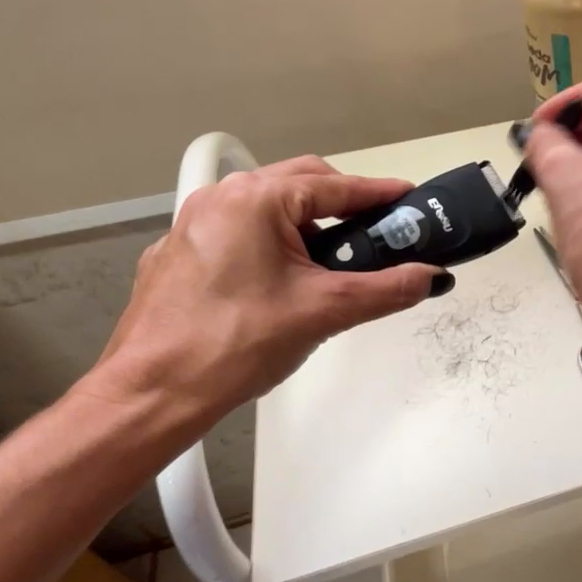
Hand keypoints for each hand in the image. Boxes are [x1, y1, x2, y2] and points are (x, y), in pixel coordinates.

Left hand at [81, 156, 446, 421]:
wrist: (149, 398)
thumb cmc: (235, 345)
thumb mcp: (326, 311)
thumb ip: (388, 288)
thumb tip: (432, 277)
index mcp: (255, 200)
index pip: (337, 186)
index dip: (380, 194)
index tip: (411, 199)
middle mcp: (219, 199)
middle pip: (300, 183)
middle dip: (343, 202)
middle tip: (377, 229)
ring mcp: (191, 226)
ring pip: (267, 206)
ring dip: (307, 222)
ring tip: (334, 259)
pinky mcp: (177, 255)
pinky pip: (238, 230)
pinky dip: (272, 240)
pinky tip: (284, 279)